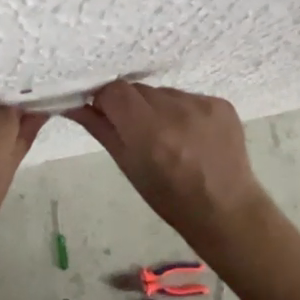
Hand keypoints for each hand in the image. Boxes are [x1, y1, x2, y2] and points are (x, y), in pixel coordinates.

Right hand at [68, 82, 270, 242]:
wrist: (225, 209)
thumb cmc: (169, 197)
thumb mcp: (128, 166)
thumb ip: (101, 130)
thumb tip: (74, 106)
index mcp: (148, 130)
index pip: (114, 91)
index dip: (105, 101)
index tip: (106, 116)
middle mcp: (176, 110)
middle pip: (139, 90)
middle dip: (132, 107)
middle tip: (138, 133)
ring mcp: (202, 104)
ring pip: (164, 93)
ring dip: (158, 108)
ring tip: (169, 138)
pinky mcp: (221, 103)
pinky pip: (189, 97)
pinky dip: (183, 112)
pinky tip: (191, 136)